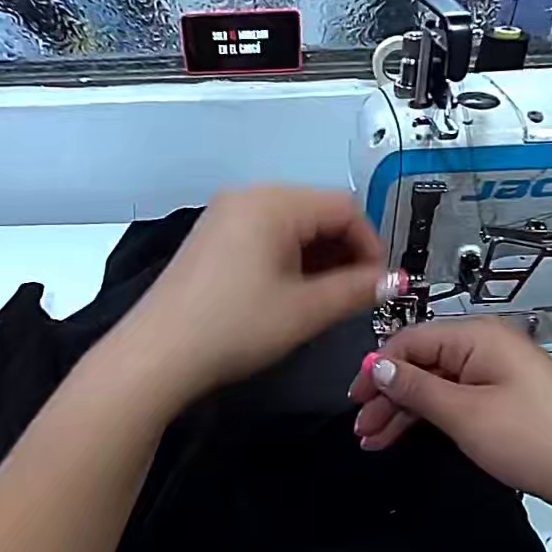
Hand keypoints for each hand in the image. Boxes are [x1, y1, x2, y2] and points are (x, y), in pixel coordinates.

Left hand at [114, 185, 386, 395]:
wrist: (156, 356)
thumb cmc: (235, 328)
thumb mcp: (305, 310)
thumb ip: (358, 289)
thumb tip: (395, 280)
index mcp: (273, 202)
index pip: (345, 207)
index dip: (372, 245)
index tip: (381, 284)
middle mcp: (249, 195)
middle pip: (318, 211)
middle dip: (346, 250)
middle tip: (358, 293)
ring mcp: (226, 213)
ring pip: (293, 224)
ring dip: (320, 256)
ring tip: (328, 296)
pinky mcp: (213, 235)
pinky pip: (267, 234)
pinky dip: (290, 257)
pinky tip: (294, 290)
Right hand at [346, 319, 551, 508]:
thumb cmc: (536, 440)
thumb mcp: (464, 414)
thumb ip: (416, 387)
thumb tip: (377, 366)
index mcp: (478, 336)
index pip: (411, 339)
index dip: (378, 367)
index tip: (355, 398)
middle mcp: (486, 345)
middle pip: (422, 362)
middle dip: (388, 394)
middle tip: (362, 427)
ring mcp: (495, 371)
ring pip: (436, 383)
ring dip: (404, 409)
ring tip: (374, 439)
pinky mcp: (503, 396)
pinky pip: (455, 397)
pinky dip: (431, 416)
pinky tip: (405, 434)